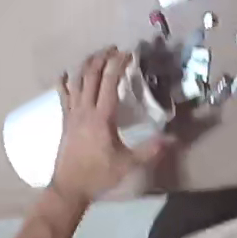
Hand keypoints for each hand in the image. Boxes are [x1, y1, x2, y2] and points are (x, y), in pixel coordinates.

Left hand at [49, 47, 166, 204]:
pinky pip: (62, 96)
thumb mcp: (128, 164)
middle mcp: (84, 110)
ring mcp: (71, 114)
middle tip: (114, 49)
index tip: (128, 53)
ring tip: (97, 56)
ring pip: (76, 81)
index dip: (118, 64)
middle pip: (91, 75)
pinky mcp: (64, 120)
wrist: (69, 188)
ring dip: (86, 65)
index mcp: (101, 117)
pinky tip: (66, 74)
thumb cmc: (99, 175)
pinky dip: (65, 82)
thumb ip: (151, 149)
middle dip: (102, 58)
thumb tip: (174, 138)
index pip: (109, 82)